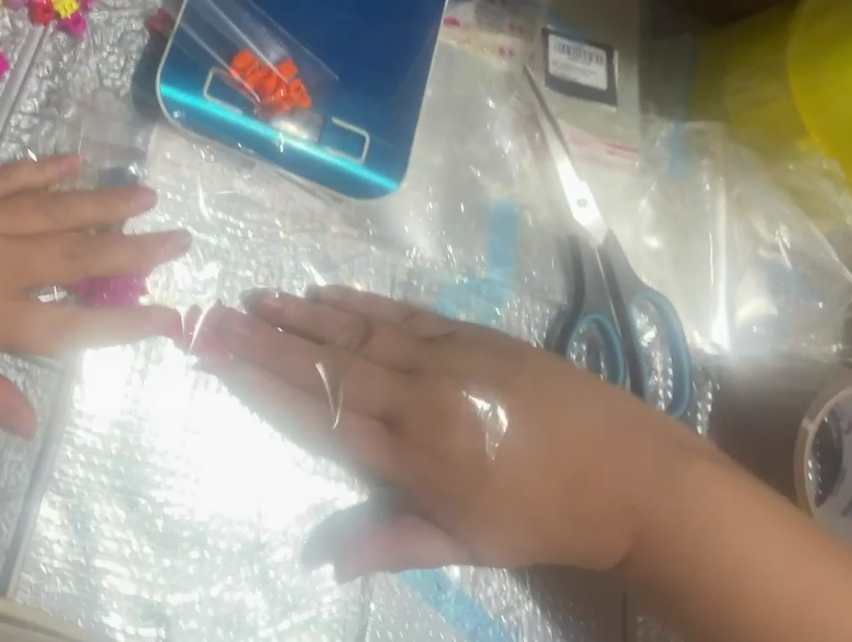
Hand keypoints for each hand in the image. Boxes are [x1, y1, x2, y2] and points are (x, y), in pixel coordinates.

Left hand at [0, 155, 189, 438]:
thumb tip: (32, 423)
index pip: (72, 325)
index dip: (125, 323)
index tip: (170, 316)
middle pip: (75, 255)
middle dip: (132, 249)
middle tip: (179, 236)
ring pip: (48, 207)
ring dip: (99, 201)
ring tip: (143, 193)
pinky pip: (1, 176)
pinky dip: (39, 169)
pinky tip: (70, 160)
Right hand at [194, 287, 702, 576]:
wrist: (635, 474)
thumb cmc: (545, 519)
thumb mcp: (468, 545)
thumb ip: (391, 542)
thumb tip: (321, 560)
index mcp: (414, 457)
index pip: (319, 413)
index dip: (263, 385)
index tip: (220, 359)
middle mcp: (419, 398)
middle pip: (326, 363)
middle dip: (264, 339)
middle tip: (216, 315)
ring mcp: (445, 358)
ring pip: (357, 329)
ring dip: (302, 313)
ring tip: (256, 297)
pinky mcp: (472, 333)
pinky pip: (402, 311)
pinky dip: (358, 300)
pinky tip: (325, 291)